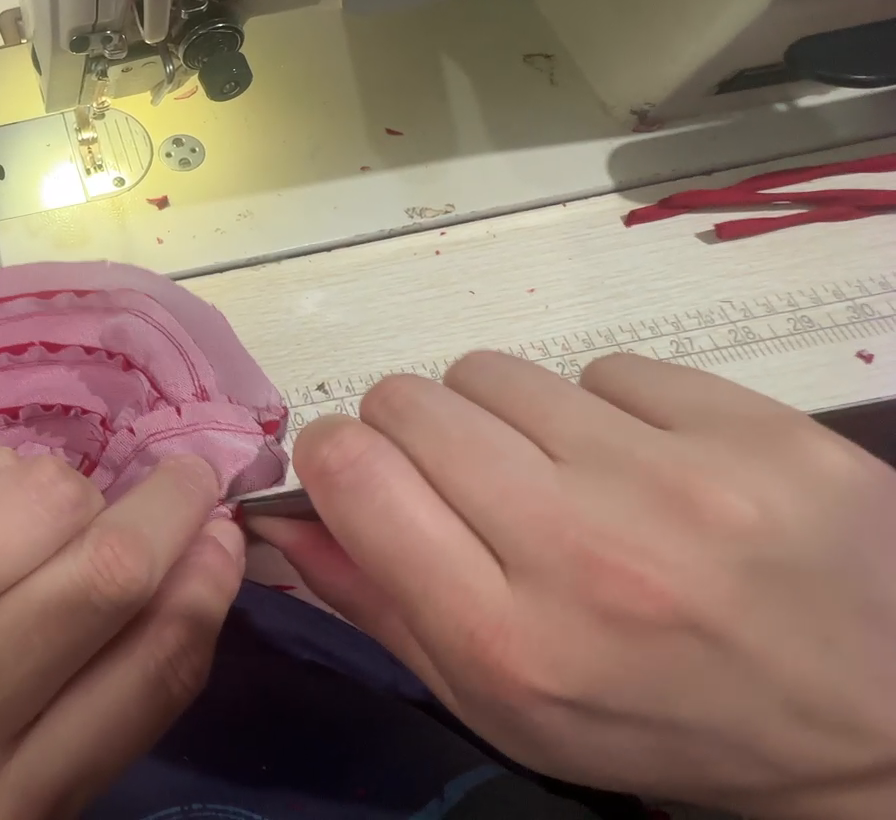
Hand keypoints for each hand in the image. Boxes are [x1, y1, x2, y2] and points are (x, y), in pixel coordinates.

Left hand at [0, 447, 245, 818]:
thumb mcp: (44, 740)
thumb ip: (131, 662)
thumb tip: (211, 542)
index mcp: (11, 793)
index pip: (146, 676)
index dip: (205, 589)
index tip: (226, 532)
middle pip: (102, 570)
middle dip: (164, 507)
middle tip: (184, 481)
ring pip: (45, 495)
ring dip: (77, 491)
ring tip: (53, 520)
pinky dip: (13, 470)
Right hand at [253, 352, 895, 818]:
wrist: (884, 744)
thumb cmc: (644, 723)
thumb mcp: (486, 699)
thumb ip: (367, 599)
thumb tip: (277, 514)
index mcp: (503, 634)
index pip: (349, 467)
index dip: (332, 453)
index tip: (360, 471)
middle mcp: (584, 552)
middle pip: (406, 400)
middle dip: (410, 431)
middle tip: (466, 479)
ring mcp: (683, 484)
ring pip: (491, 372)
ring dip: (500, 416)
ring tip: (560, 473)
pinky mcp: (766, 434)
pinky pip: (602, 369)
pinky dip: (601, 410)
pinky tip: (646, 468)